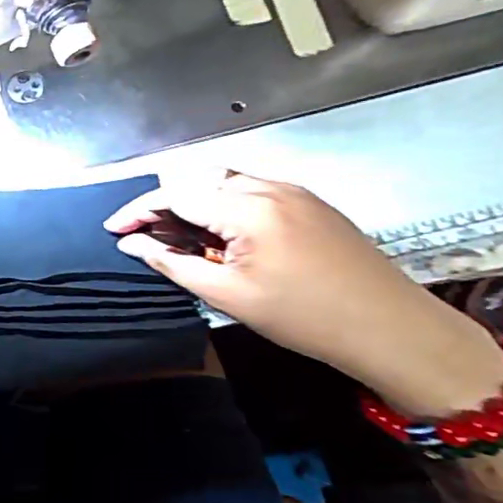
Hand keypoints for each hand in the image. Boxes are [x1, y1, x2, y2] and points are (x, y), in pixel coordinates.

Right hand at [104, 173, 502, 417]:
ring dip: (195, 200)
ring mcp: (294, 190)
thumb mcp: (228, 295)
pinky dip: (225, 202)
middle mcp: (269, 186)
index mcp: (248, 208)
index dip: (139, 210)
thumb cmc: (303, 317)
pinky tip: (224, 233)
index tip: (115, 229)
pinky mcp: (309, 201)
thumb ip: (174, 264)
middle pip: (199, 177)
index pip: (176, 193)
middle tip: (145, 233)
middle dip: (165, 201)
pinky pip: (253, 189)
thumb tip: (134, 246)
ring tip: (182, 236)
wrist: (388, 325)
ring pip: (226, 180)